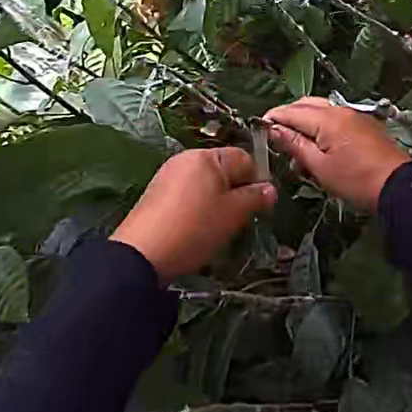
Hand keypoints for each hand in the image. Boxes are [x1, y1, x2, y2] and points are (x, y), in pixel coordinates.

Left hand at [112, 147, 277, 282]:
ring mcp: (169, 174)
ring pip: (206, 182)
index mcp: (207, 157)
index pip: (245, 159)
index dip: (257, 180)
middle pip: (224, 169)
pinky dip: (197, 206)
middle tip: (239, 219)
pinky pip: (188, 192)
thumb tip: (270, 189)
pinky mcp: (156, 192)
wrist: (142, 254)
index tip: (261, 206)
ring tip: (217, 226)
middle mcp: (187, 158)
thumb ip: (255, 198)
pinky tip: (196, 227)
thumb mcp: (233, 215)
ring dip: (217, 200)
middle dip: (236, 191)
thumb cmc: (194, 229)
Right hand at [263, 97, 411, 210]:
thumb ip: (295, 146)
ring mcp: (354, 115)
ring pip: (321, 109)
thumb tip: (273, 130)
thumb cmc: (356, 181)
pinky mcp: (364, 124)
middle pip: (306, 105)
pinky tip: (317, 145)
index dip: (273, 118)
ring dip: (304, 121)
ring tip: (295, 145)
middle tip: (275, 136)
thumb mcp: (320, 167)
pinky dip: (320, 125)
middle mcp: (340, 110)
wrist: (398, 187)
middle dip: (288, 116)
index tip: (259, 128)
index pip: (292, 111)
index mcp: (327, 119)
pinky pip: (335, 117)